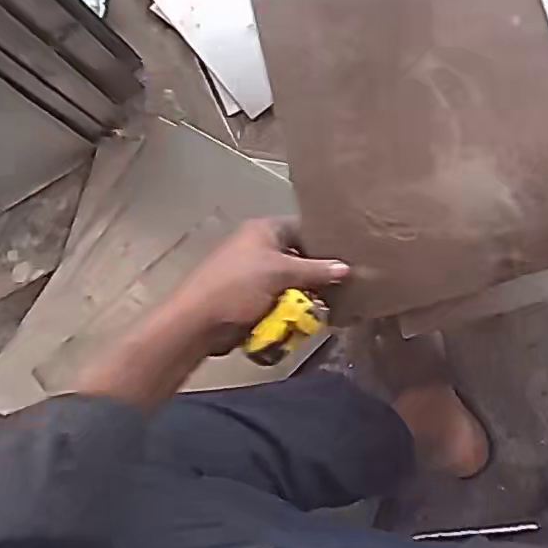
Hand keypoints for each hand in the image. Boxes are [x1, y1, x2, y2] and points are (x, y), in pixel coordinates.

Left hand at [161, 218, 349, 354]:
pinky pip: (281, 298)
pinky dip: (294, 306)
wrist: (197, 321)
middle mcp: (261, 246)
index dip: (326, 238)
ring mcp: (256, 273)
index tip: (350, 252)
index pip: (304, 226)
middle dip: (319, 271)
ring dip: (308, 293)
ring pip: (293, 280)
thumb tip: (346, 268)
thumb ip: (315, 270)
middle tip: (347, 282)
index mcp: (264, 230)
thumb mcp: (280, 274)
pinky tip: (312, 316)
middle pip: (300, 255)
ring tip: (334, 302)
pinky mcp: (253, 297)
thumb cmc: (237, 286)